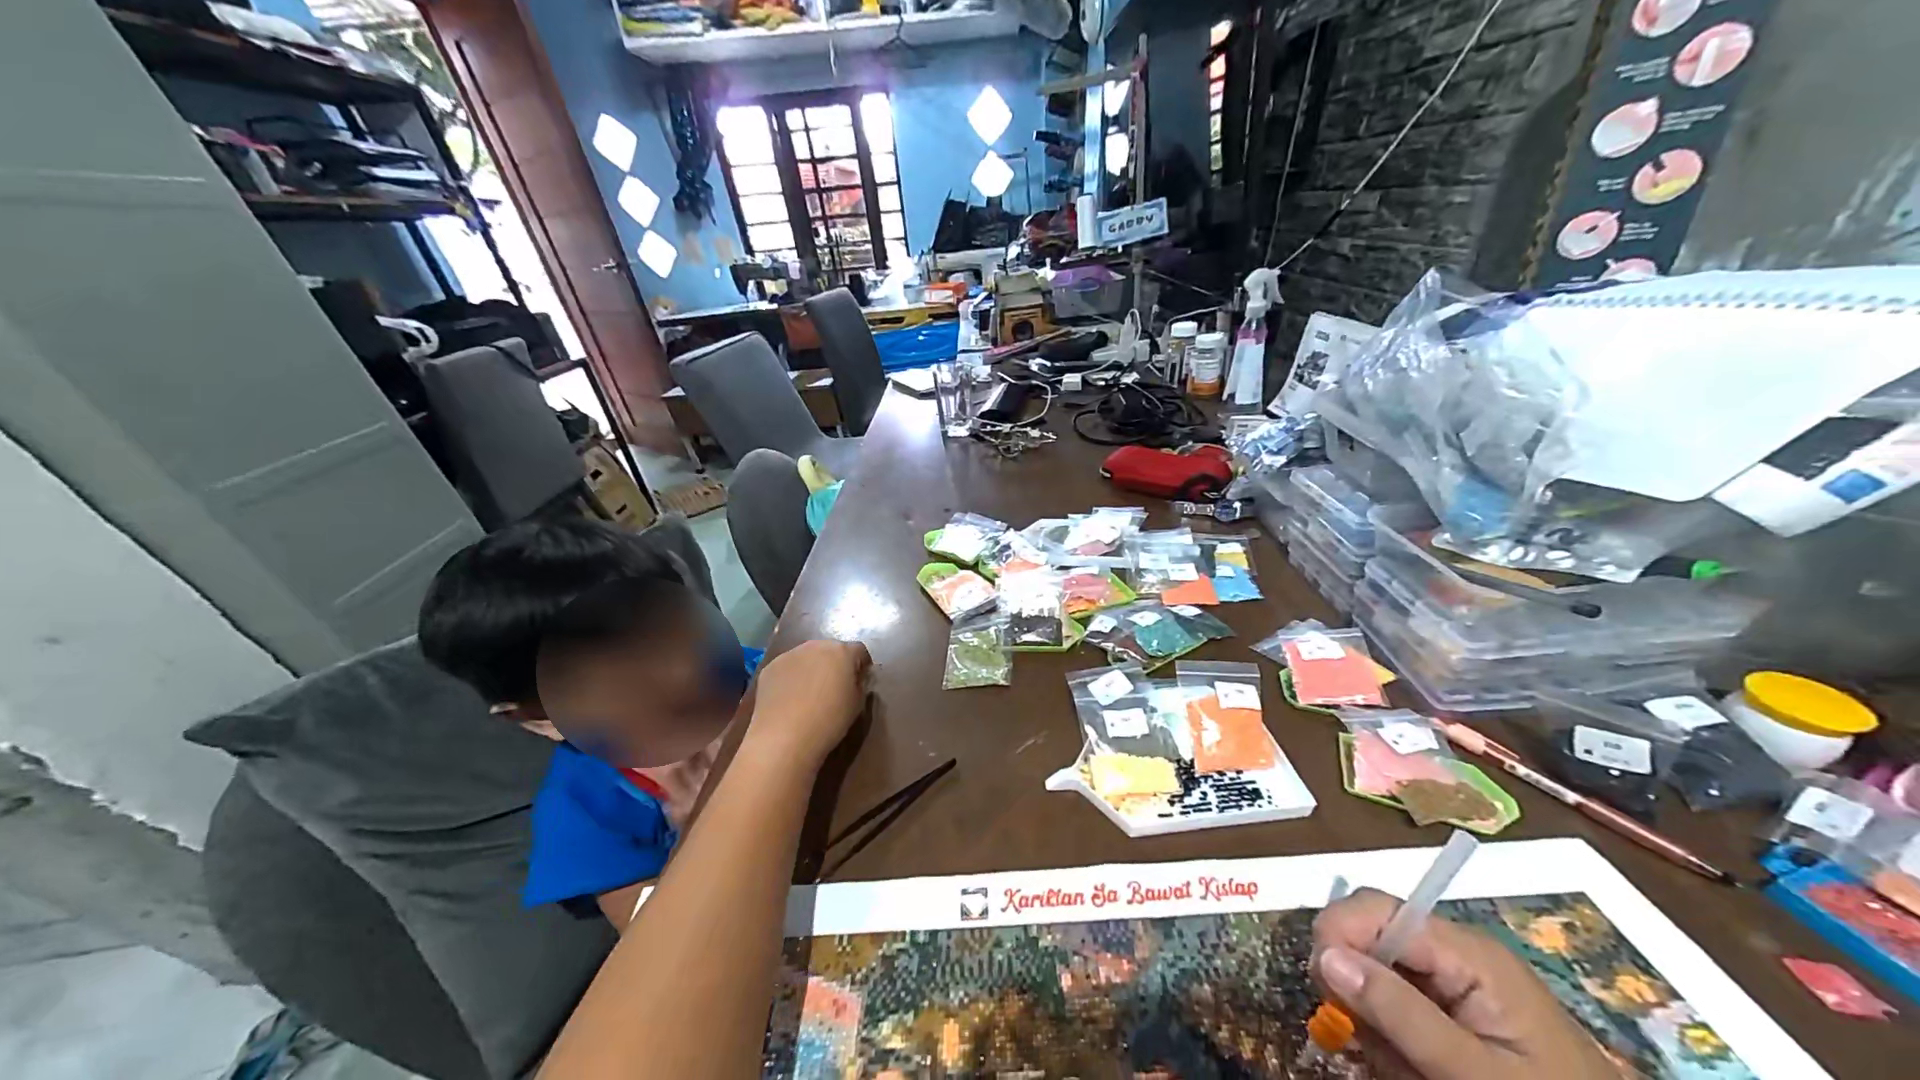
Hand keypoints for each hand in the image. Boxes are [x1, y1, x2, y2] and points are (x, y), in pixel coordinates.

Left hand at [740, 640, 871, 770]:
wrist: (784, 737)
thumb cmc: (829, 721)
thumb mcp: (857, 705)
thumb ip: (860, 685)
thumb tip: (856, 679)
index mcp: (842, 652)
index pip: (859, 651)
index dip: (861, 665)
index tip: (859, 682)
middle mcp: (815, 646)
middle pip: (831, 650)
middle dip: (835, 664)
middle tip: (834, 687)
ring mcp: (789, 655)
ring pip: (807, 658)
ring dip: (811, 669)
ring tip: (809, 695)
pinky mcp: (770, 667)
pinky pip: (787, 668)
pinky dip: (791, 678)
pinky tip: (789, 700)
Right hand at [1311, 888, 1621, 1079]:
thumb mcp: (1475, 1074)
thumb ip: (1401, 1014)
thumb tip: (1326, 954)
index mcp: (1468, 953)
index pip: (1377, 908)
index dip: (1337, 933)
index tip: (1321, 985)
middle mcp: (1456, 954)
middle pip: (1370, 935)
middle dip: (1352, 981)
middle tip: (1357, 1036)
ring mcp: (1454, 982)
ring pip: (1374, 973)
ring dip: (1369, 1017)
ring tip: (1397, 1065)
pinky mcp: (1452, 1009)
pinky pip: (1395, 1002)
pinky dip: (1386, 1034)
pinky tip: (1406, 1065)